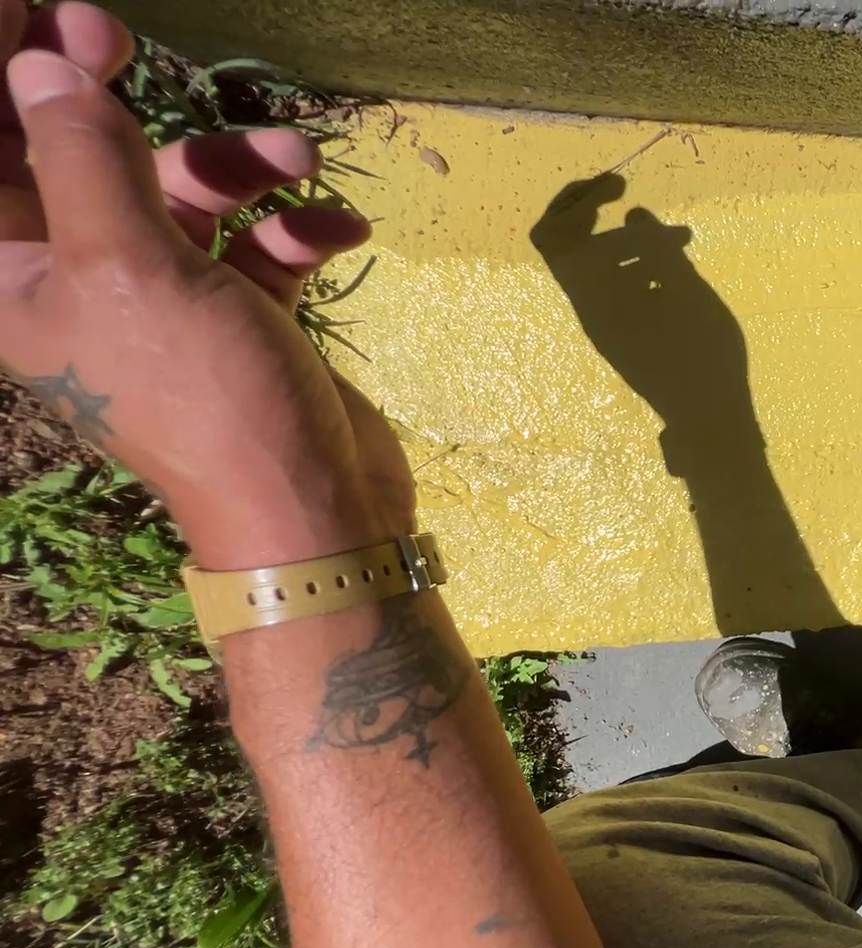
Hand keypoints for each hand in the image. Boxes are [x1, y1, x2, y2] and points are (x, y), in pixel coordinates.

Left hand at [0, 0, 404, 569]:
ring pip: (182, 197)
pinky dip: (301, 233)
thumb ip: (90, 163)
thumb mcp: (136, 271)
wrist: (315, 500)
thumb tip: (50, 68)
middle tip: (111, 29)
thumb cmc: (208, 395)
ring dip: (242, 169)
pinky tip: (344, 229)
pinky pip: (259, 249)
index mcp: (5, 267)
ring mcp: (168, 294)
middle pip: (68, 154)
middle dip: (97, 93)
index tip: (26, 11)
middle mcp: (76, 271)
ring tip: (301, 153)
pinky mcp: (245, 315)